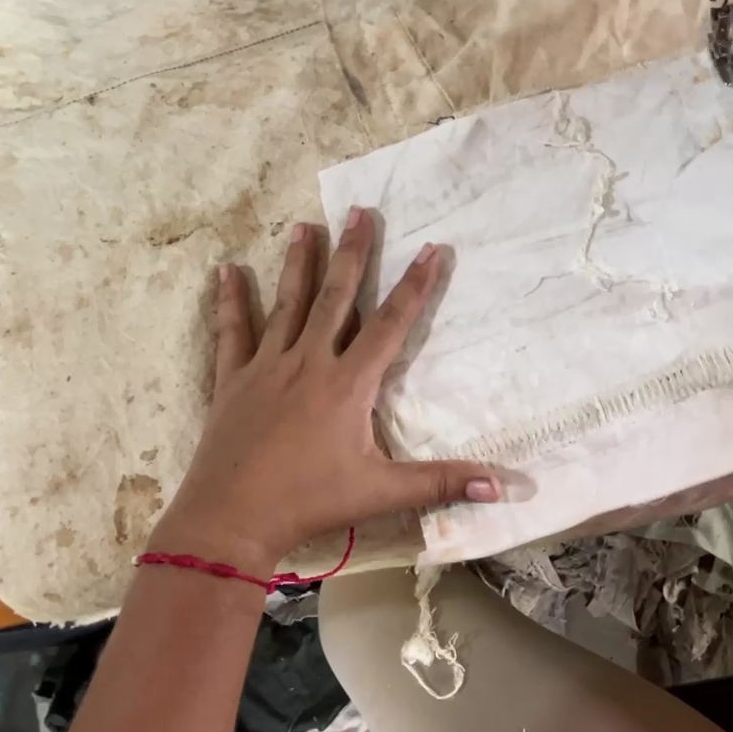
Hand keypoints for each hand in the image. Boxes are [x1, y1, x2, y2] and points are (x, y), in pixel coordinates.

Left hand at [148, 209, 498, 573]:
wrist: (231, 521)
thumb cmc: (311, 503)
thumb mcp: (383, 492)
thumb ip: (443, 482)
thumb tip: (506, 485)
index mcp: (348, 383)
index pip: (390, 324)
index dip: (415, 285)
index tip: (431, 247)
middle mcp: (309, 362)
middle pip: (336, 297)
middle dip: (353, 252)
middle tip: (360, 211)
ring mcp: (266, 368)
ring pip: (287, 304)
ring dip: (298, 263)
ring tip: (305, 225)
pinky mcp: (232, 382)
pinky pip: (232, 332)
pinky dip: (230, 301)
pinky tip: (226, 270)